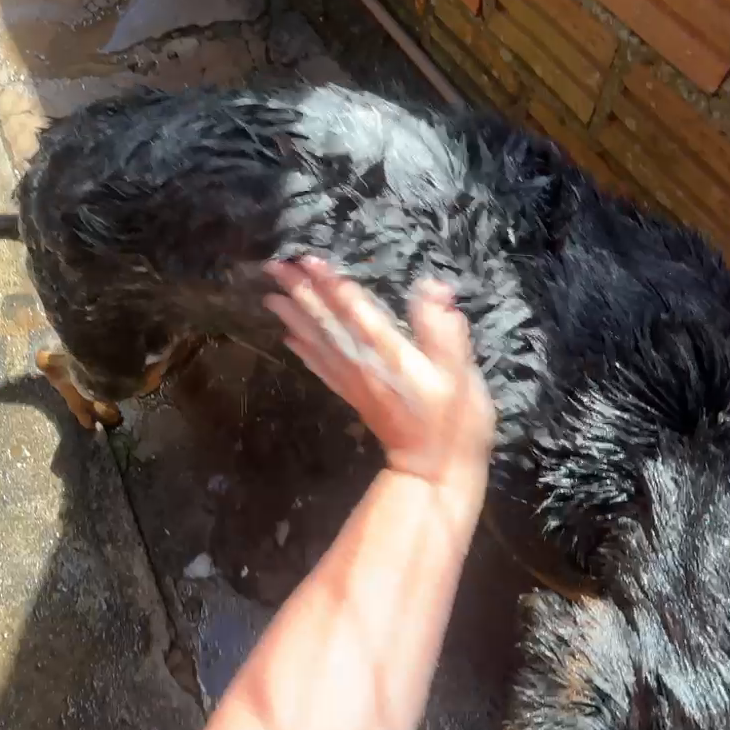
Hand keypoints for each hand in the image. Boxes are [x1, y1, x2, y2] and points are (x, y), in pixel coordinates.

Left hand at [265, 258, 495, 491]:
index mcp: (386, 351)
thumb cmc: (453, 420)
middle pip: (325, 319)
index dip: (329, 282)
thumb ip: (443, 329)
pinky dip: (302, 349)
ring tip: (269, 294)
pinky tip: (286, 336)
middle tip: (274, 265)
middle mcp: (360, 362)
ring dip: (292, 315)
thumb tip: (432, 286)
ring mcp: (351, 380)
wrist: (434, 471)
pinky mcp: (350, 394)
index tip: (306, 259)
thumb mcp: (461, 373)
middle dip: (299, 290)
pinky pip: (319, 366)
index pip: (352, 308)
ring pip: (315, 340)